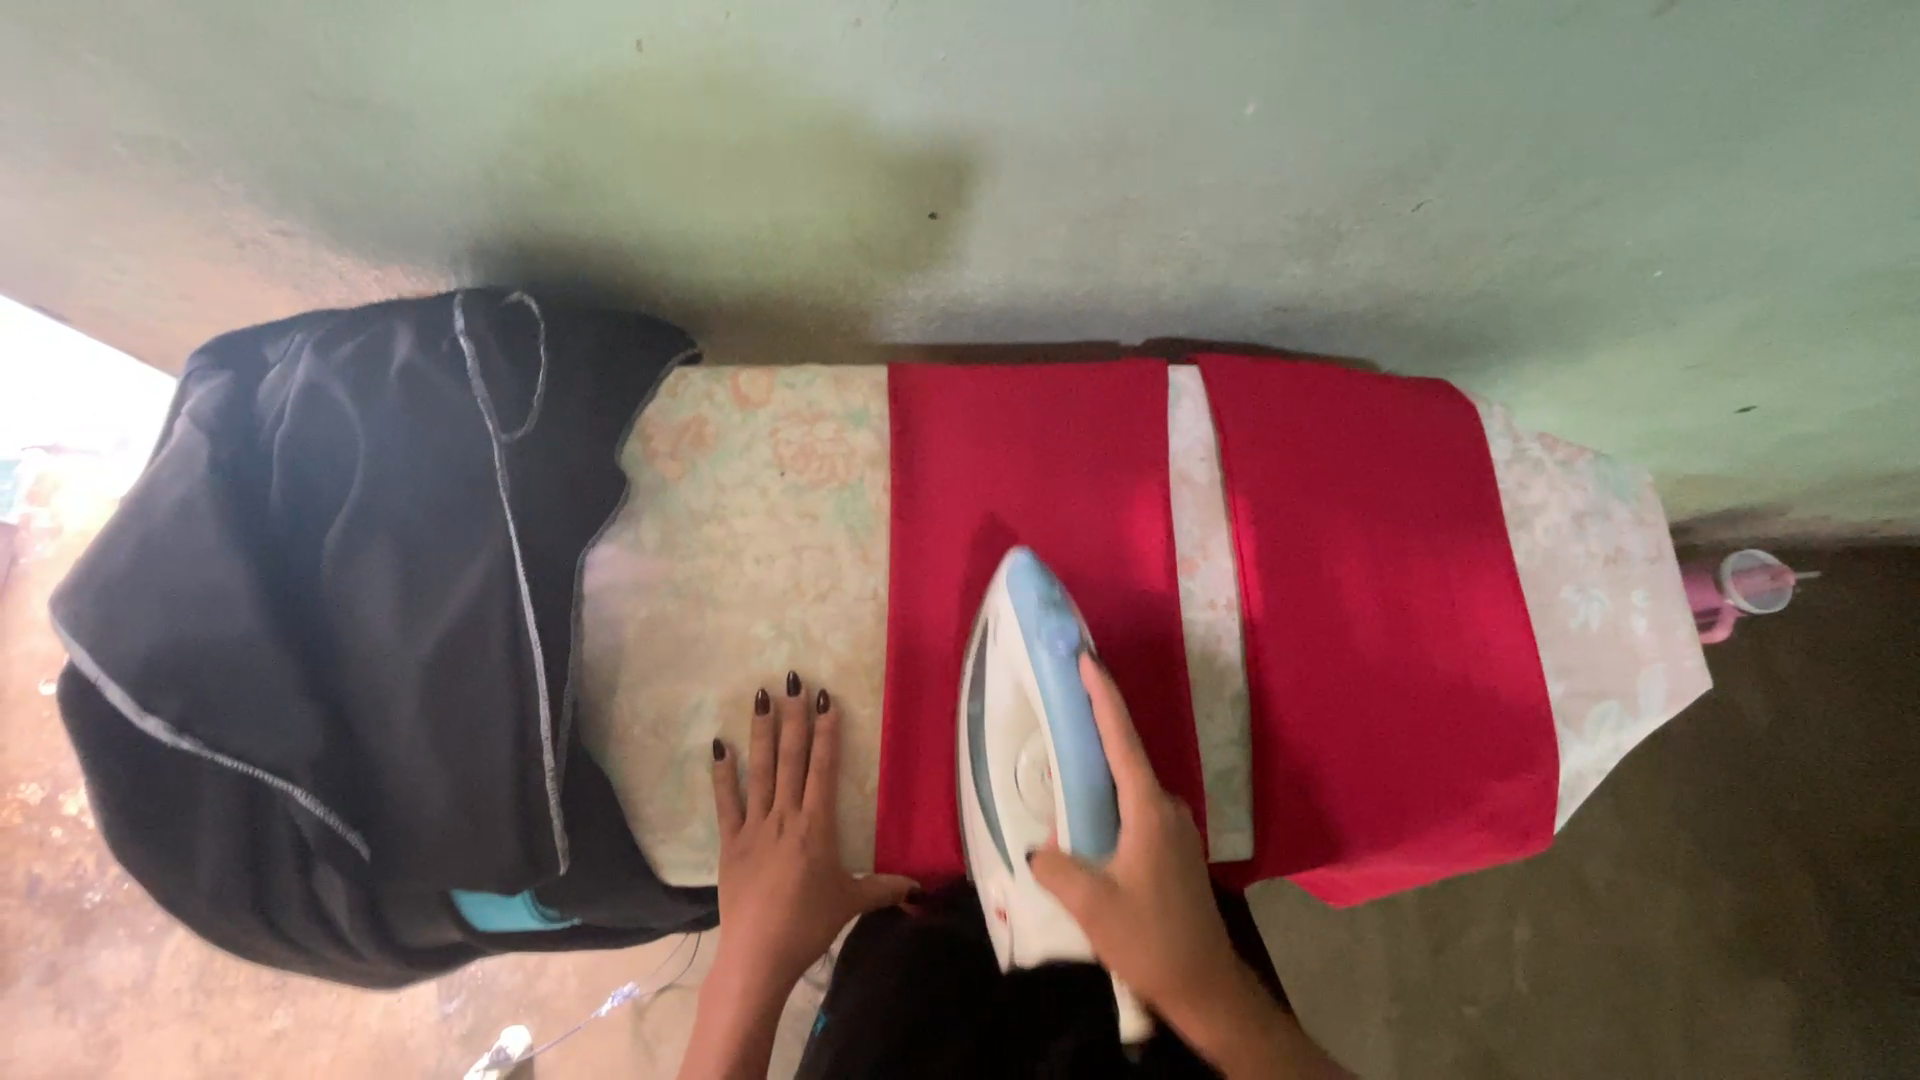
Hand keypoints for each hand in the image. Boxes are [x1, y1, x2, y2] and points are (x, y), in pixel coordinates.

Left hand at [708, 672, 917, 994]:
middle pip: (791, 758)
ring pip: (760, 770)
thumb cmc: (809, 925)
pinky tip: (719, 745)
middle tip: (793, 681)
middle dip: (794, 718)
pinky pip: (726, 802)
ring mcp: (754, 827)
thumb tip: (920, 888)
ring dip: (761, 732)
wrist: (758, 956)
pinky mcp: (730, 843)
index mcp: (817, 826)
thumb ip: (884, 888)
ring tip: (760, 696)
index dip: (826, 732)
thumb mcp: (851, 904)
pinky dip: (722, 774)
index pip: (823, 768)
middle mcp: (786, 817)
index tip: (825, 699)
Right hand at [1029, 656, 1351, 1078]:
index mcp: (1147, 808)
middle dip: (1094, 726)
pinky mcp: (1172, 847)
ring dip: (1098, 770)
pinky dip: (1107, 799)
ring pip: (1127, 786)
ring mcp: (1173, 827)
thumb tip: (1039, 848)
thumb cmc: (1149, 938)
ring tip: (1062, 761)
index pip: (1121, 738)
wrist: (1205, 984)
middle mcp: (1165, 807)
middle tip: (1060, 703)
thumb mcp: (1091, 905)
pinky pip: (1133, 807)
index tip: (1086, 660)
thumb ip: (1056, 866)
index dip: (1102, 696)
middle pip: (1124, 755)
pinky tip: (1085, 817)